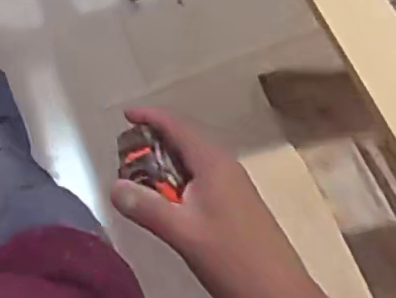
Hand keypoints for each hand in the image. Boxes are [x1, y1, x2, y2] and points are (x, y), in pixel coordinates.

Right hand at [109, 108, 322, 297]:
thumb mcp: (184, 233)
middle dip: (154, 142)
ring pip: (193, 160)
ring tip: (142, 179)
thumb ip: (147, 208)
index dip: (148, 116)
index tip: (124, 115)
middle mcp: (223, 163)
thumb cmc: (232, 257)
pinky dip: (181, 179)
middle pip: (184, 139)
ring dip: (167, 163)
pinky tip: (171, 203)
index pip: (175, 124)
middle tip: (126, 155)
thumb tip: (113, 187)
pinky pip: (202, 176)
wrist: (282, 294)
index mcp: (211, 160)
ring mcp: (234, 182)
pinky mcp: (238, 202)